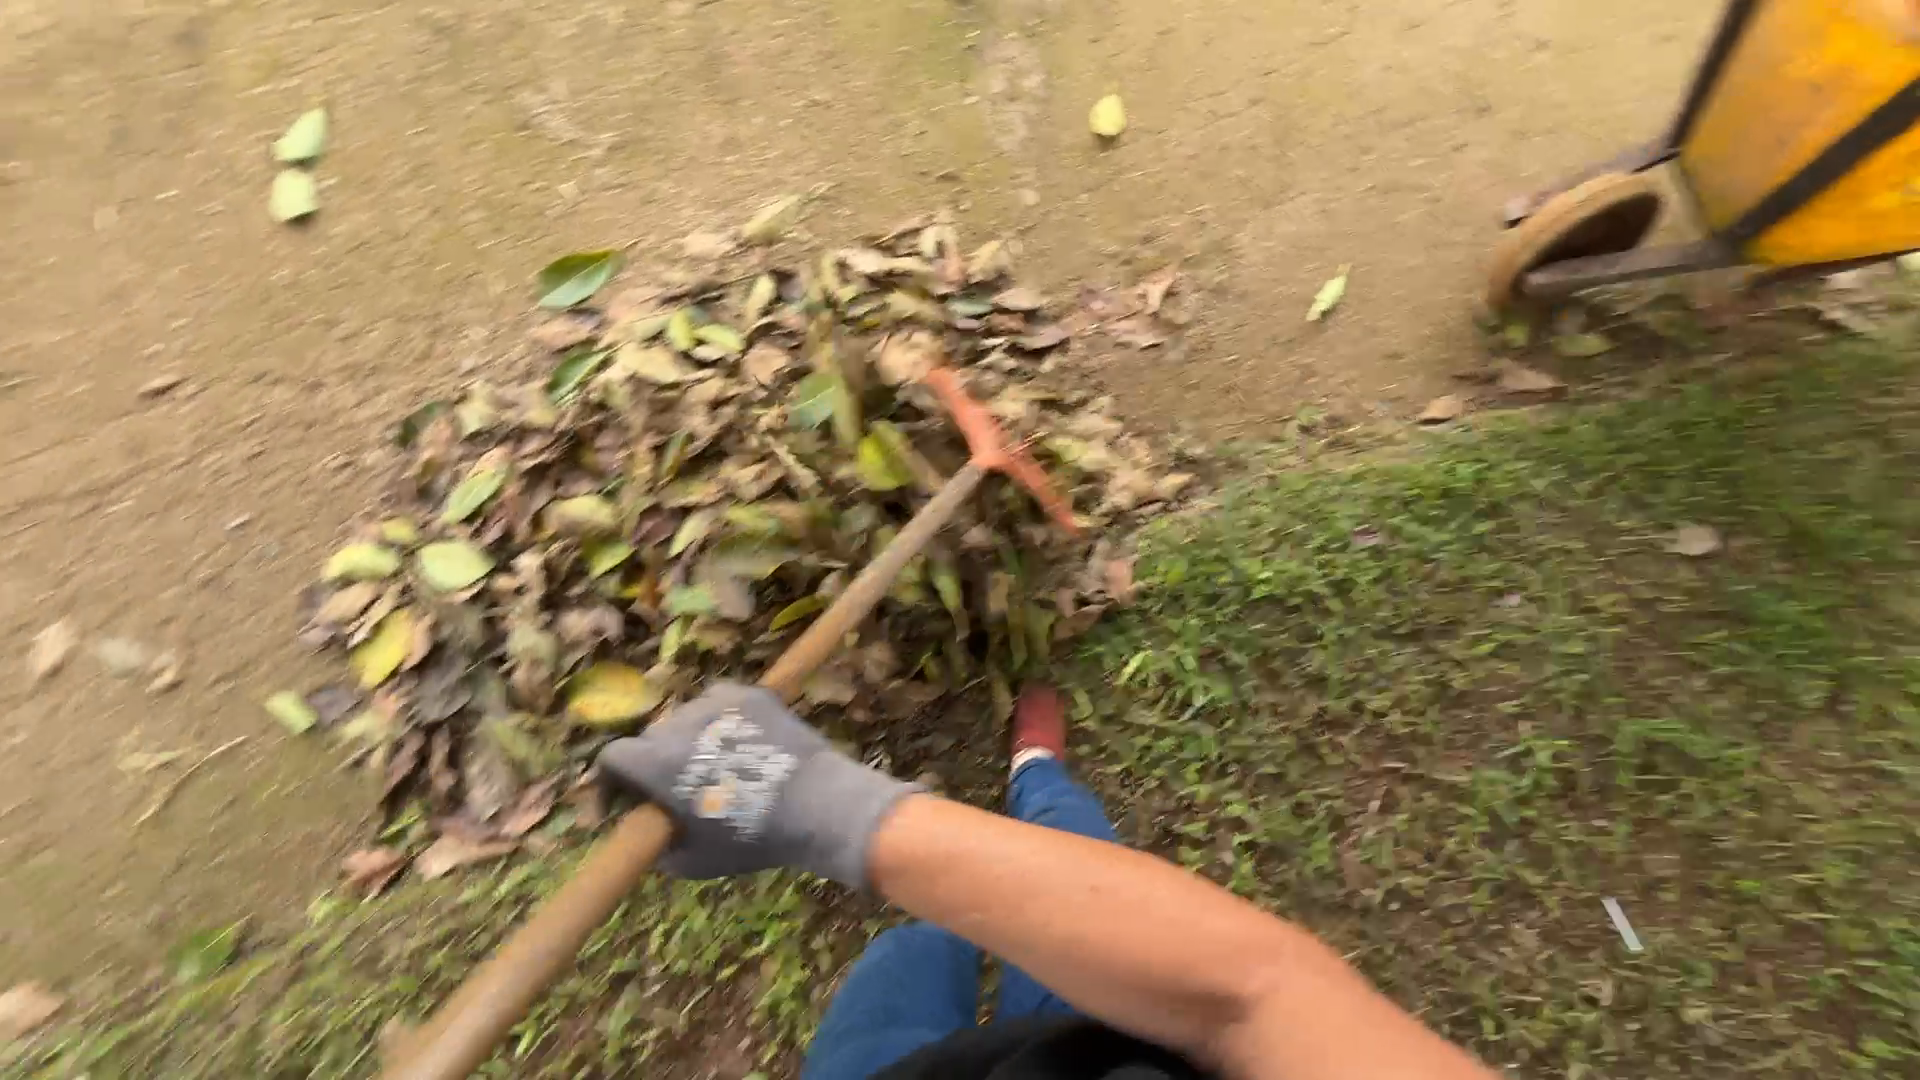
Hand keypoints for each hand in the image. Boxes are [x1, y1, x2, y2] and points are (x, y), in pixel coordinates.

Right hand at [597, 683, 918, 887]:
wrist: (816, 803)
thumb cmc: (751, 838)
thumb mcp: (693, 861)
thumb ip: (658, 846)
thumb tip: (650, 833)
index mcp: (656, 762)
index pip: (612, 756)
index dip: (615, 780)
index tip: (629, 800)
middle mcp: (680, 724)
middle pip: (652, 737)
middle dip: (655, 762)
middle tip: (676, 787)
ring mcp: (718, 703)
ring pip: (687, 717)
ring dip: (689, 739)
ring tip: (714, 766)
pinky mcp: (750, 694)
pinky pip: (720, 701)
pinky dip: (720, 719)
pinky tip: (736, 742)